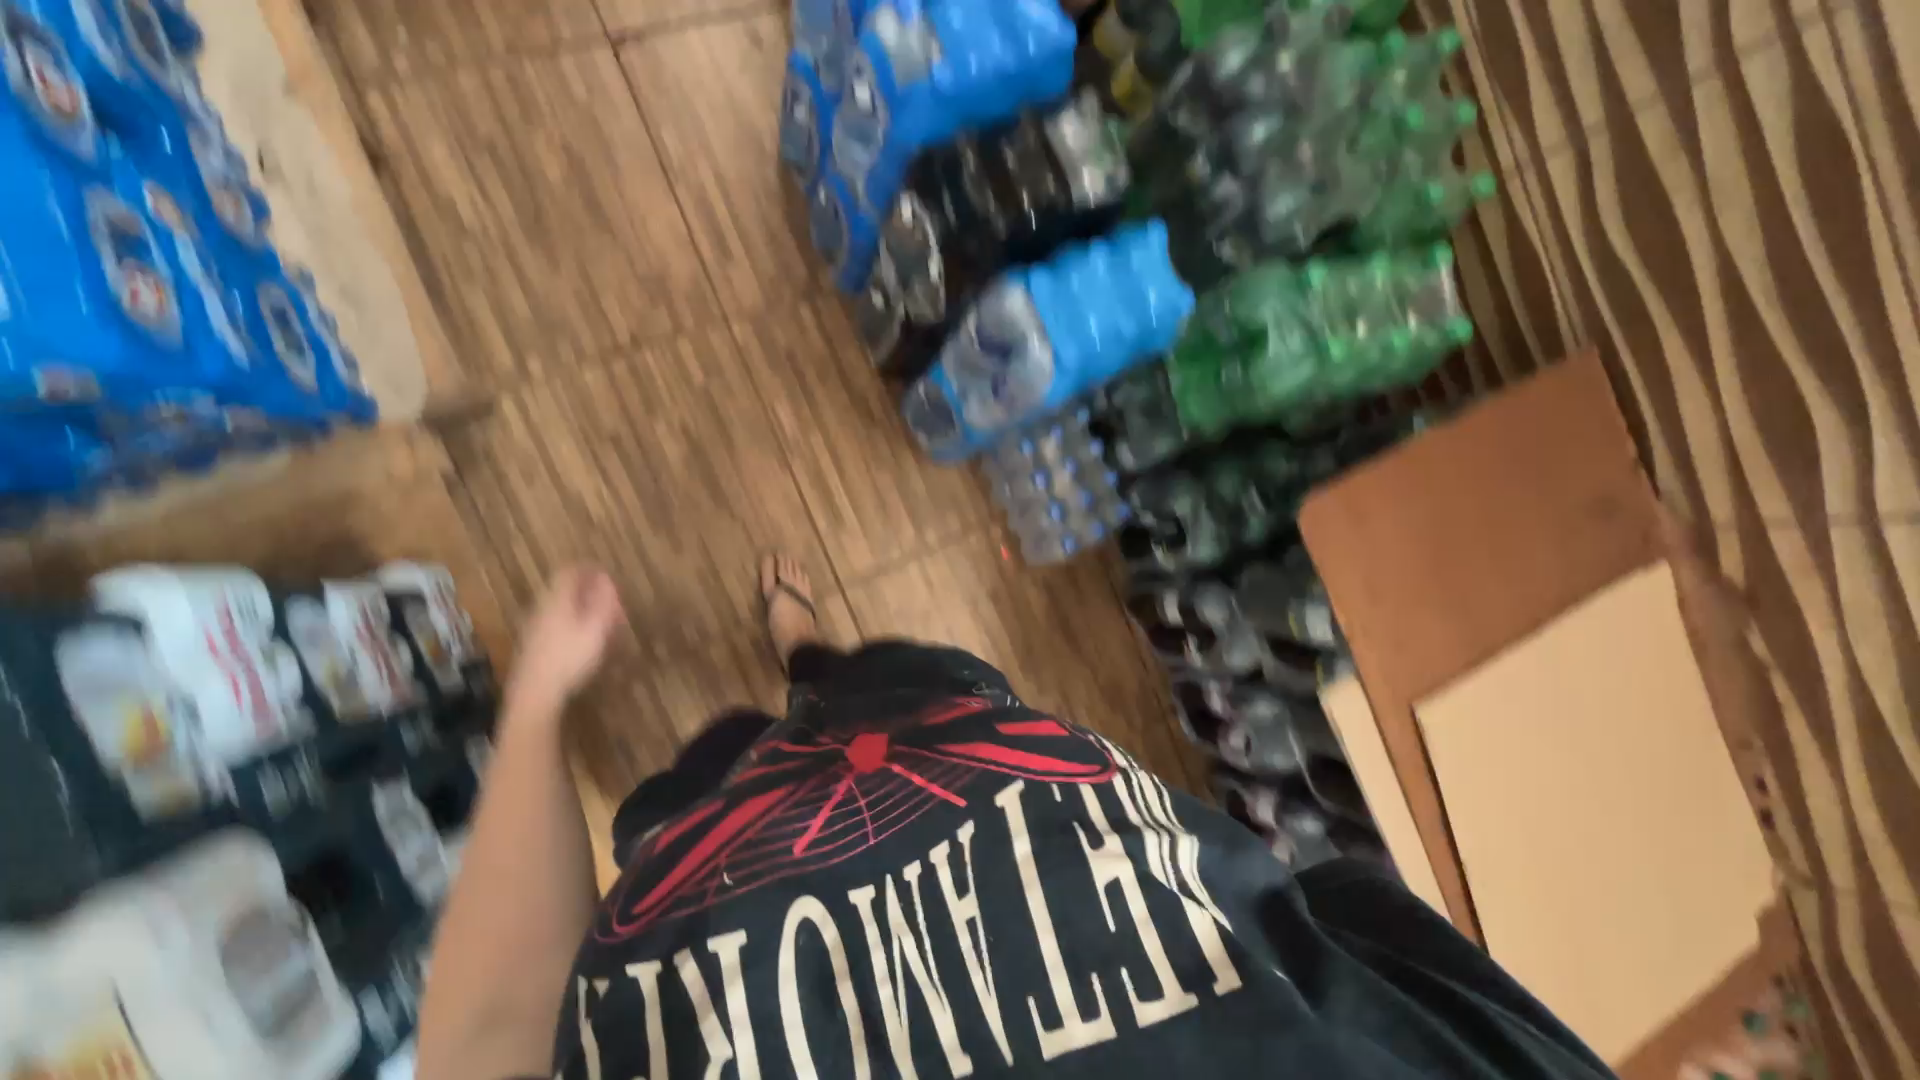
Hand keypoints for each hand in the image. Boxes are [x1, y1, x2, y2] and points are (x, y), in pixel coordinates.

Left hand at [505, 567, 625, 715]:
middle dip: (589, 592)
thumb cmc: (570, 658)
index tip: (606, 574)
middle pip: (565, 590)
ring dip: (583, 610)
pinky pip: (556, 624)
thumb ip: (603, 602)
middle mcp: (542, 608)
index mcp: (557, 600)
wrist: (534, 694)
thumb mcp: (595, 629)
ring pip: (561, 608)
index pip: (569, 572)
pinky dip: (574, 624)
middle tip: (611, 604)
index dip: (588, 569)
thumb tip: (606, 580)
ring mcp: (534, 627)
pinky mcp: (532, 645)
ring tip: (604, 625)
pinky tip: (585, 643)